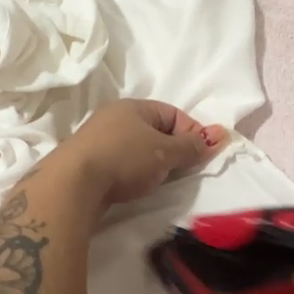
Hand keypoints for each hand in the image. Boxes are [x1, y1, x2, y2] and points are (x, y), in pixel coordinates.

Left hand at [44, 100, 226, 209]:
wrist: (73, 185)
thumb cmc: (124, 159)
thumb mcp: (165, 152)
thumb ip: (192, 146)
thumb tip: (221, 135)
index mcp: (133, 106)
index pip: (173, 114)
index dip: (191, 133)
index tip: (200, 156)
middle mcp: (114, 117)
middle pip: (155, 131)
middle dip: (172, 150)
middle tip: (181, 171)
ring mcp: (98, 139)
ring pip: (137, 148)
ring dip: (153, 164)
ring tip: (159, 181)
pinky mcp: (88, 162)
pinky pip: (121, 163)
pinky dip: (134, 173)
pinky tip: (135, 186)